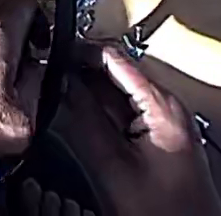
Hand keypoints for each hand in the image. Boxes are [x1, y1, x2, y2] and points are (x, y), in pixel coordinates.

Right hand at [60, 43, 220, 215]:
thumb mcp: (114, 169)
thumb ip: (84, 121)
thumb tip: (62, 82)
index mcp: (163, 105)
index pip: (114, 56)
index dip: (80, 51)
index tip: (53, 54)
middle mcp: (168, 105)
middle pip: (116, 71)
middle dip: (82, 72)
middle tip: (51, 75)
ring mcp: (166, 122)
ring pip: (117, 91)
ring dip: (89, 91)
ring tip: (61, 95)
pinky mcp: (161, 138)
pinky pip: (125, 111)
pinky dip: (102, 110)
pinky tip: (82, 118)